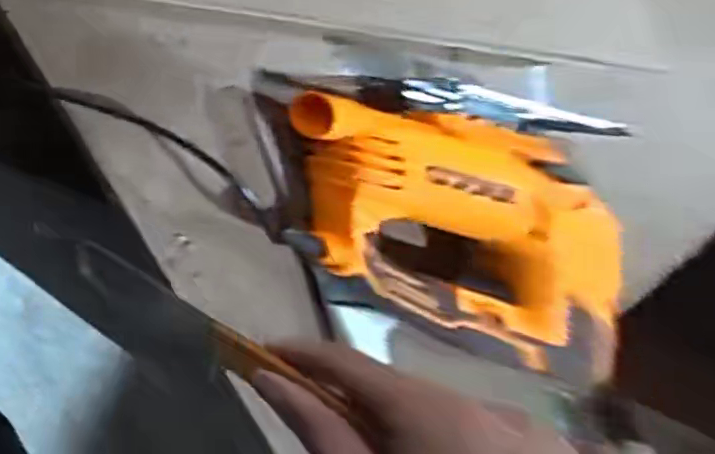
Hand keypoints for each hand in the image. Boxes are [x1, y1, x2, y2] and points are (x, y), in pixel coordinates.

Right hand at [252, 342, 576, 453]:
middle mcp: (486, 406)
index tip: (259, 356)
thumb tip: (266, 377)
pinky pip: (492, 436)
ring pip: (444, 411)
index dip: (295, 354)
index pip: (341, 357)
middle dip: (353, 395)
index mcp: (432, 407)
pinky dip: (456, 442)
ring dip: (405, 420)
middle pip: (395, 385)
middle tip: (319, 415)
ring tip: (383, 447)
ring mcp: (540, 438)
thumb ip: (318, 429)